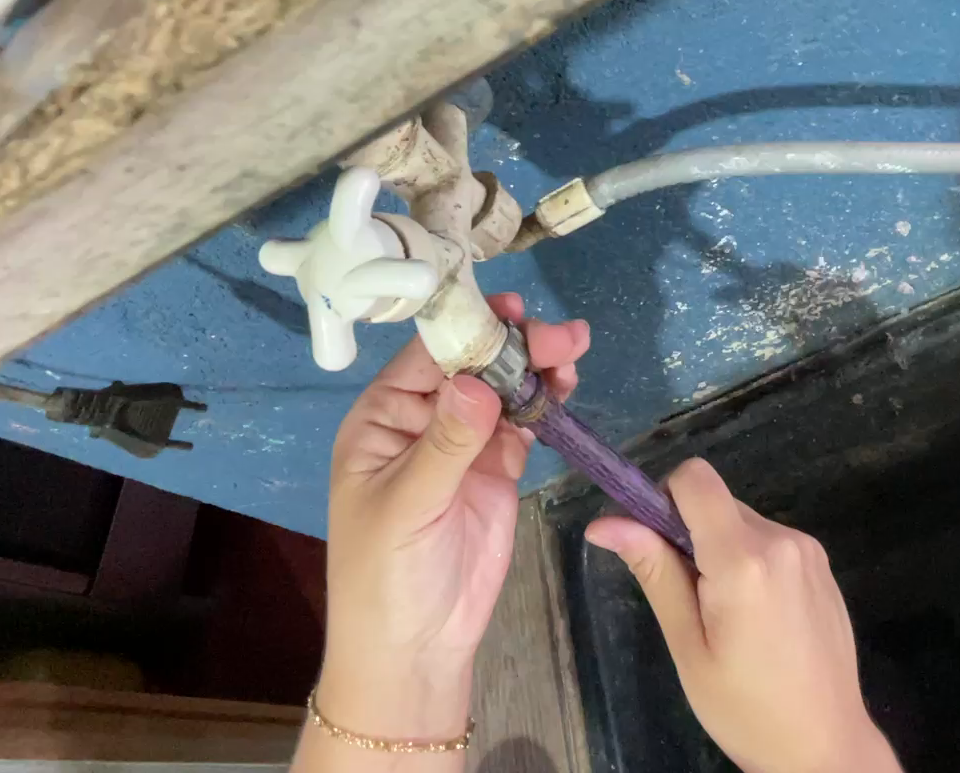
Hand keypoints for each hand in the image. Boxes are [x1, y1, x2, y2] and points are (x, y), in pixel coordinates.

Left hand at [315, 293, 589, 742]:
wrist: (419, 648)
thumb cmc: (387, 575)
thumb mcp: (407, 507)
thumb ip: (444, 444)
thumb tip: (474, 381)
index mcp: (385, 417)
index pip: (428, 358)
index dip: (469, 330)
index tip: (512, 312)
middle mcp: (425, 418)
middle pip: (475, 365)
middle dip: (517, 346)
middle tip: (565, 337)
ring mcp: (466, 440)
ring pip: (504, 387)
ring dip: (537, 366)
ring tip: (573, 352)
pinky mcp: (498, 464)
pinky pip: (524, 420)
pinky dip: (545, 400)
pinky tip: (565, 386)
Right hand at [585, 459, 898, 772]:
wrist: (827, 748)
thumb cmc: (745, 708)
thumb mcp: (686, 645)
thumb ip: (653, 570)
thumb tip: (603, 522)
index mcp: (742, 558)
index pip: (694, 477)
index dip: (665, 497)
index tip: (658, 545)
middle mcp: (779, 538)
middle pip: (715, 500)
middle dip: (691, 533)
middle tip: (691, 598)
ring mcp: (806, 547)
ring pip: (740, 518)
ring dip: (720, 547)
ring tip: (727, 614)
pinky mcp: (821, 560)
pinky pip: (767, 537)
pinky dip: (749, 558)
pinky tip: (757, 614)